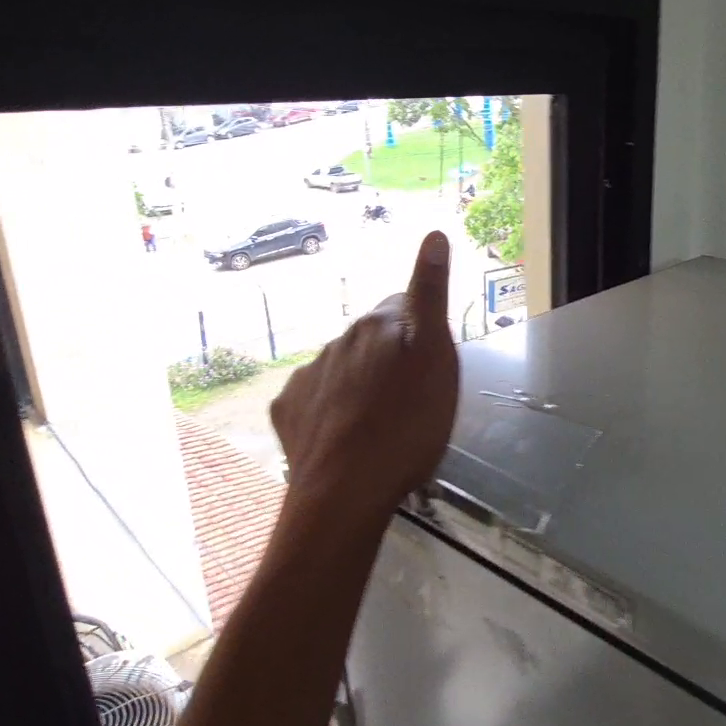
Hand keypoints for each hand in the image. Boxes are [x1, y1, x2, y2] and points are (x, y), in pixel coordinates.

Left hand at [270, 232, 458, 528]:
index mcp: (378, 325)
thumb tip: (432, 234)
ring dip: (362, 381)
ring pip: (344, 367)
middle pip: (372, 337)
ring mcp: (308, 376)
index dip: (421, 328)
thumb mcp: (436, 357)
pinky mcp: (288, 411)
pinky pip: (316, 399)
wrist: (345, 491)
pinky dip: (332, 409)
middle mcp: (338, 341)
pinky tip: (348, 435)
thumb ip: (431, 294)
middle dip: (391, 355)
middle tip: (414, 394)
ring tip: (383, 421)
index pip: (403, 304)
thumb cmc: (408, 424)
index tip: (432, 359)